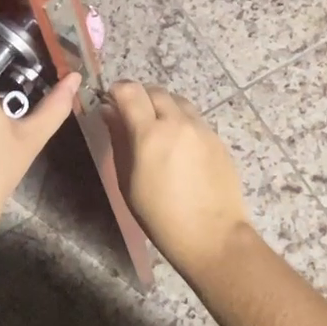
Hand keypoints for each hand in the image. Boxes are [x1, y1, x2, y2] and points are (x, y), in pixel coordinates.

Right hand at [102, 82, 252, 274]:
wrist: (212, 235)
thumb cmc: (160, 216)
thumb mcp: (127, 181)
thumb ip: (118, 140)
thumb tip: (109, 112)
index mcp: (150, 133)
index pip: (130, 91)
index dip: (116, 90)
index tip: (110, 100)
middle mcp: (178, 122)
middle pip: (155, 91)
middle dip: (140, 97)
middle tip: (132, 116)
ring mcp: (202, 128)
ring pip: (178, 100)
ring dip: (163, 106)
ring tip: (157, 129)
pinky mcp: (217, 138)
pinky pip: (195, 118)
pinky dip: (181, 121)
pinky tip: (179, 146)